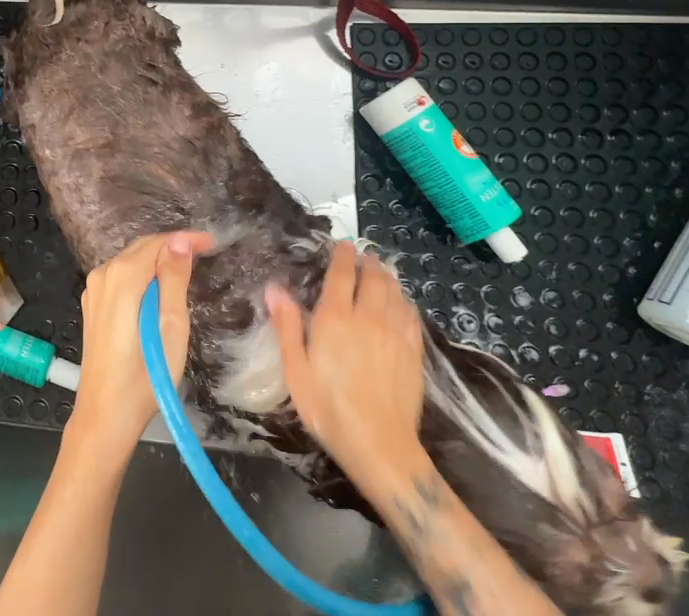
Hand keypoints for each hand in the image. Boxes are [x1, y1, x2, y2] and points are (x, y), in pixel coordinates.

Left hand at [68, 231, 210, 451]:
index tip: (213, 243)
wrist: (106, 414)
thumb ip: (174, 280)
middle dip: (172, 248)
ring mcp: (93, 290)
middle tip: (205, 254)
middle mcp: (102, 275)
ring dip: (158, 262)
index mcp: (121, 277)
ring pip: (130, 262)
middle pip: (141, 249)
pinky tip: (160, 292)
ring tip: (188, 271)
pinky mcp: (92, 305)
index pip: (157, 243)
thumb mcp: (171, 328)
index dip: (186, 240)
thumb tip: (179, 242)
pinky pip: (121, 278)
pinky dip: (143, 277)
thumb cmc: (147, 376)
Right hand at [265, 242, 426, 481]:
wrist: (379, 445)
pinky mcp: (414, 351)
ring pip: (395, 291)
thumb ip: (287, 326)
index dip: (342, 255)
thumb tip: (274, 289)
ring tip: (379, 271)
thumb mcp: (296, 370)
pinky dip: (403, 299)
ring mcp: (396, 333)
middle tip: (361, 256)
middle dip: (367, 261)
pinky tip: (399, 302)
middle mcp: (369, 317)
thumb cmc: (328, 409)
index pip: (342, 274)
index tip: (341, 244)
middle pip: (374, 277)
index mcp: (335, 319)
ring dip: (386, 276)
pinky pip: (411, 313)